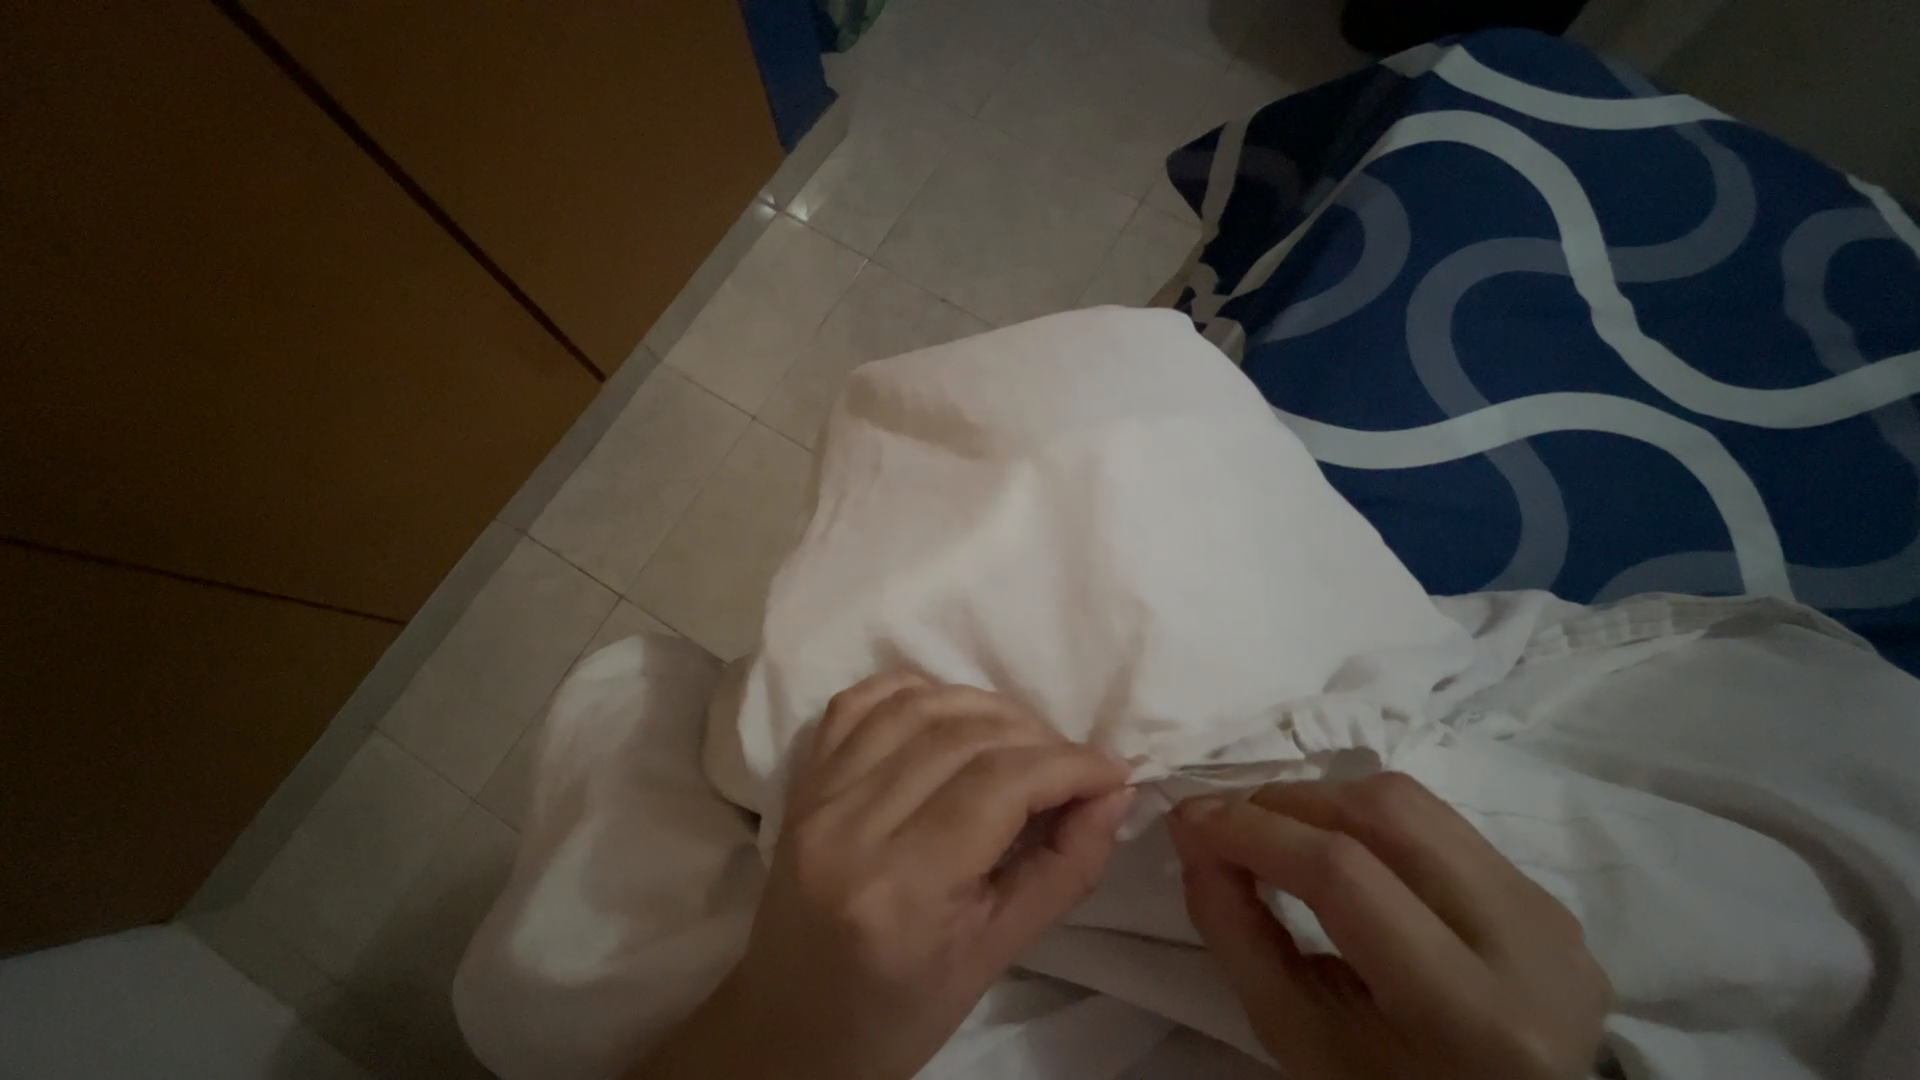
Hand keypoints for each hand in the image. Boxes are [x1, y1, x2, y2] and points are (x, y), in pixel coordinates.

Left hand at [639, 673, 1132, 1079]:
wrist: (791, 1026)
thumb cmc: (900, 1011)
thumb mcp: (996, 957)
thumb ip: (1064, 870)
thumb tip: (1112, 792)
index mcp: (900, 891)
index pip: (998, 785)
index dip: (1068, 764)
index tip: (1111, 771)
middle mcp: (849, 826)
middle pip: (961, 737)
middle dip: (1037, 737)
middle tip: (1074, 765)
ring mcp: (817, 795)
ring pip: (916, 705)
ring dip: (986, 707)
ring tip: (1024, 739)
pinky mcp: (803, 779)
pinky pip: (861, 701)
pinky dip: (918, 690)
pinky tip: (954, 711)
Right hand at [1169, 774, 1609, 1079]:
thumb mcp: (1296, 1037)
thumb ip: (1236, 933)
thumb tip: (1195, 834)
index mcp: (1468, 1010)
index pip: (1343, 875)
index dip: (1253, 832)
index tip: (1187, 820)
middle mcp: (1526, 941)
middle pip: (1383, 812)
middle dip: (1283, 802)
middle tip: (1227, 824)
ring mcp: (1545, 909)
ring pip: (1408, 799)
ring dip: (1320, 798)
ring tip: (1275, 831)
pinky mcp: (1543, 890)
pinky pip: (1433, 818)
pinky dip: (1361, 815)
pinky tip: (1335, 846)